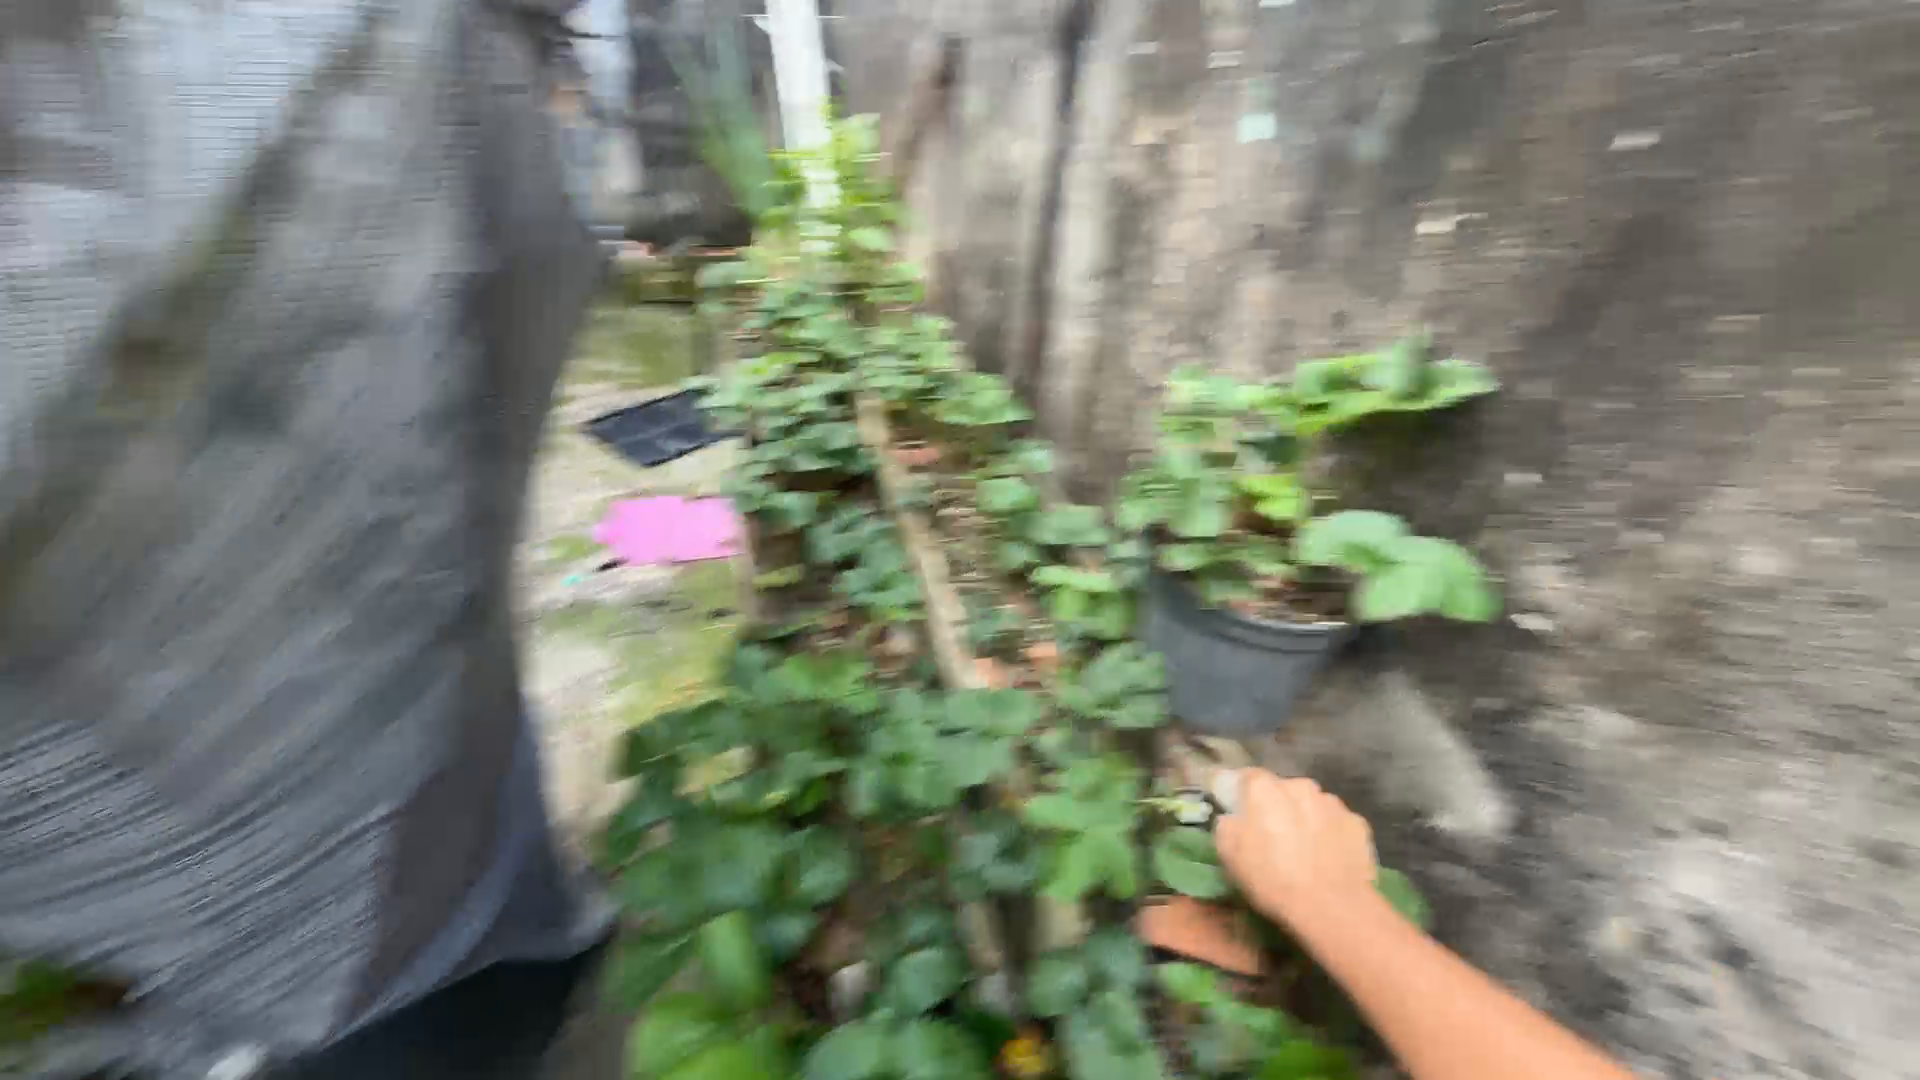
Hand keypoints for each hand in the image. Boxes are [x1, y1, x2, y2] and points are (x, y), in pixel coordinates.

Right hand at [1216, 770, 1377, 928]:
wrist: (1332, 907)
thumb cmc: (1272, 877)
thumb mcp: (1229, 854)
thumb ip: (1227, 826)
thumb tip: (1232, 820)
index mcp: (1264, 788)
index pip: (1247, 777)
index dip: (1242, 794)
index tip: (1240, 812)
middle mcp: (1299, 786)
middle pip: (1282, 790)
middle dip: (1277, 806)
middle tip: (1272, 836)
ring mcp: (1333, 804)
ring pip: (1312, 805)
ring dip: (1305, 819)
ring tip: (1304, 851)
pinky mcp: (1358, 825)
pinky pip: (1336, 824)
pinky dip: (1330, 835)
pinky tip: (1328, 859)